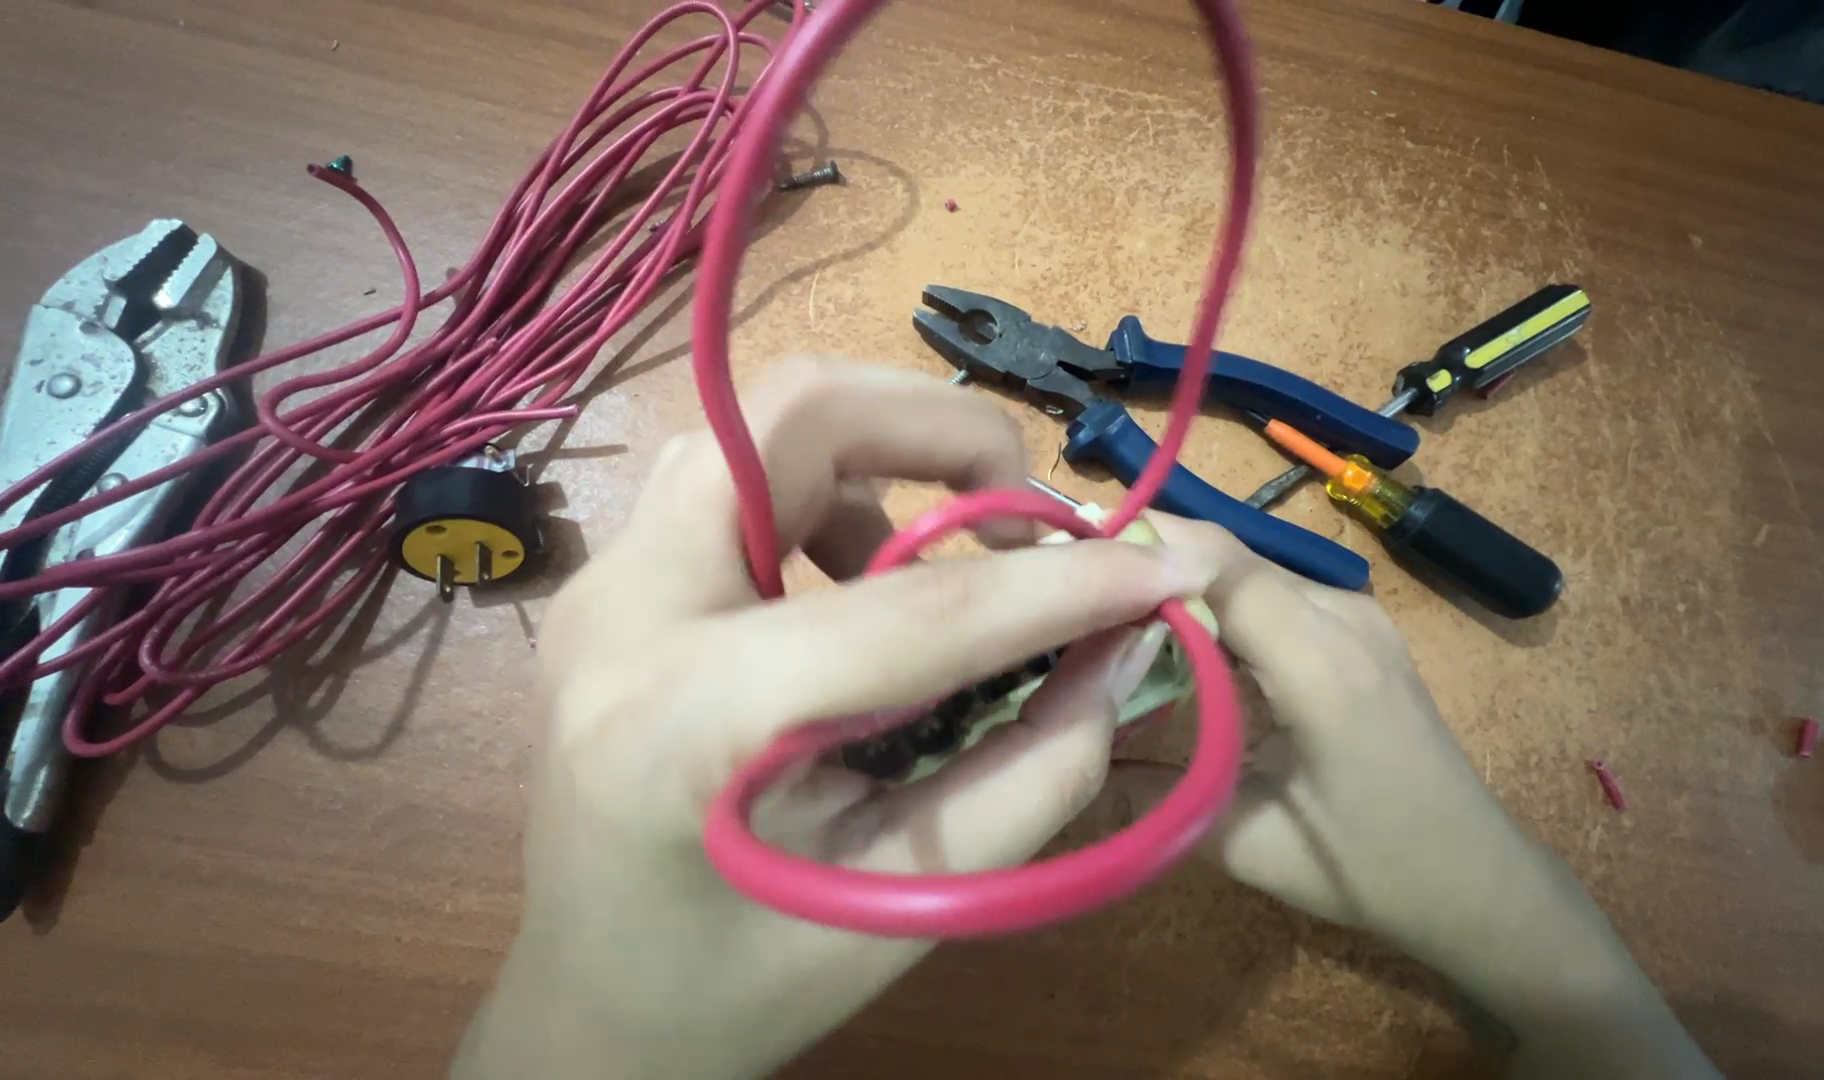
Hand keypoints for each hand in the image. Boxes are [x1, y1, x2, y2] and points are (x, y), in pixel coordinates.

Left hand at [455, 359, 1221, 1079]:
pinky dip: (844, 491)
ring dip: (892, 456)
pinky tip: (869, 579)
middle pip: (799, 414)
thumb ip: (1035, 769)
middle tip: (1024, 520)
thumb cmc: (746, 979)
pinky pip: (750, 468)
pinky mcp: (626, 570)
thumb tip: (1122, 644)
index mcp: (681, 720)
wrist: (596, 998)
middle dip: (944, 432)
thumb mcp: (913, 901)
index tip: (1157, 569)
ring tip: (951, 553)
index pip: (906, 612)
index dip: (1052, 587)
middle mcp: (625, 608)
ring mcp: (610, 574)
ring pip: (771, 422)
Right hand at [1100, 518, 1717, 1078]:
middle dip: (1146, 559)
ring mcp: (1354, 615)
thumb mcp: (1250, 847)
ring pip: (1243, 567)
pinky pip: (1265, 589)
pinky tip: (1170, 628)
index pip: (1224, 569)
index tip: (1072, 552)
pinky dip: (1209, 597)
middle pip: (1228, 557)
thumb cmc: (1372, 869)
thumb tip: (1060, 759)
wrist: (1481, 881)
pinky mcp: (1352, 624)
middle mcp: (1344, 619)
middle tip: (1071, 583)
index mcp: (1324, 668)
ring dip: (1175, 576)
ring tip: (1106, 602)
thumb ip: (1149, 799)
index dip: (1147, 548)